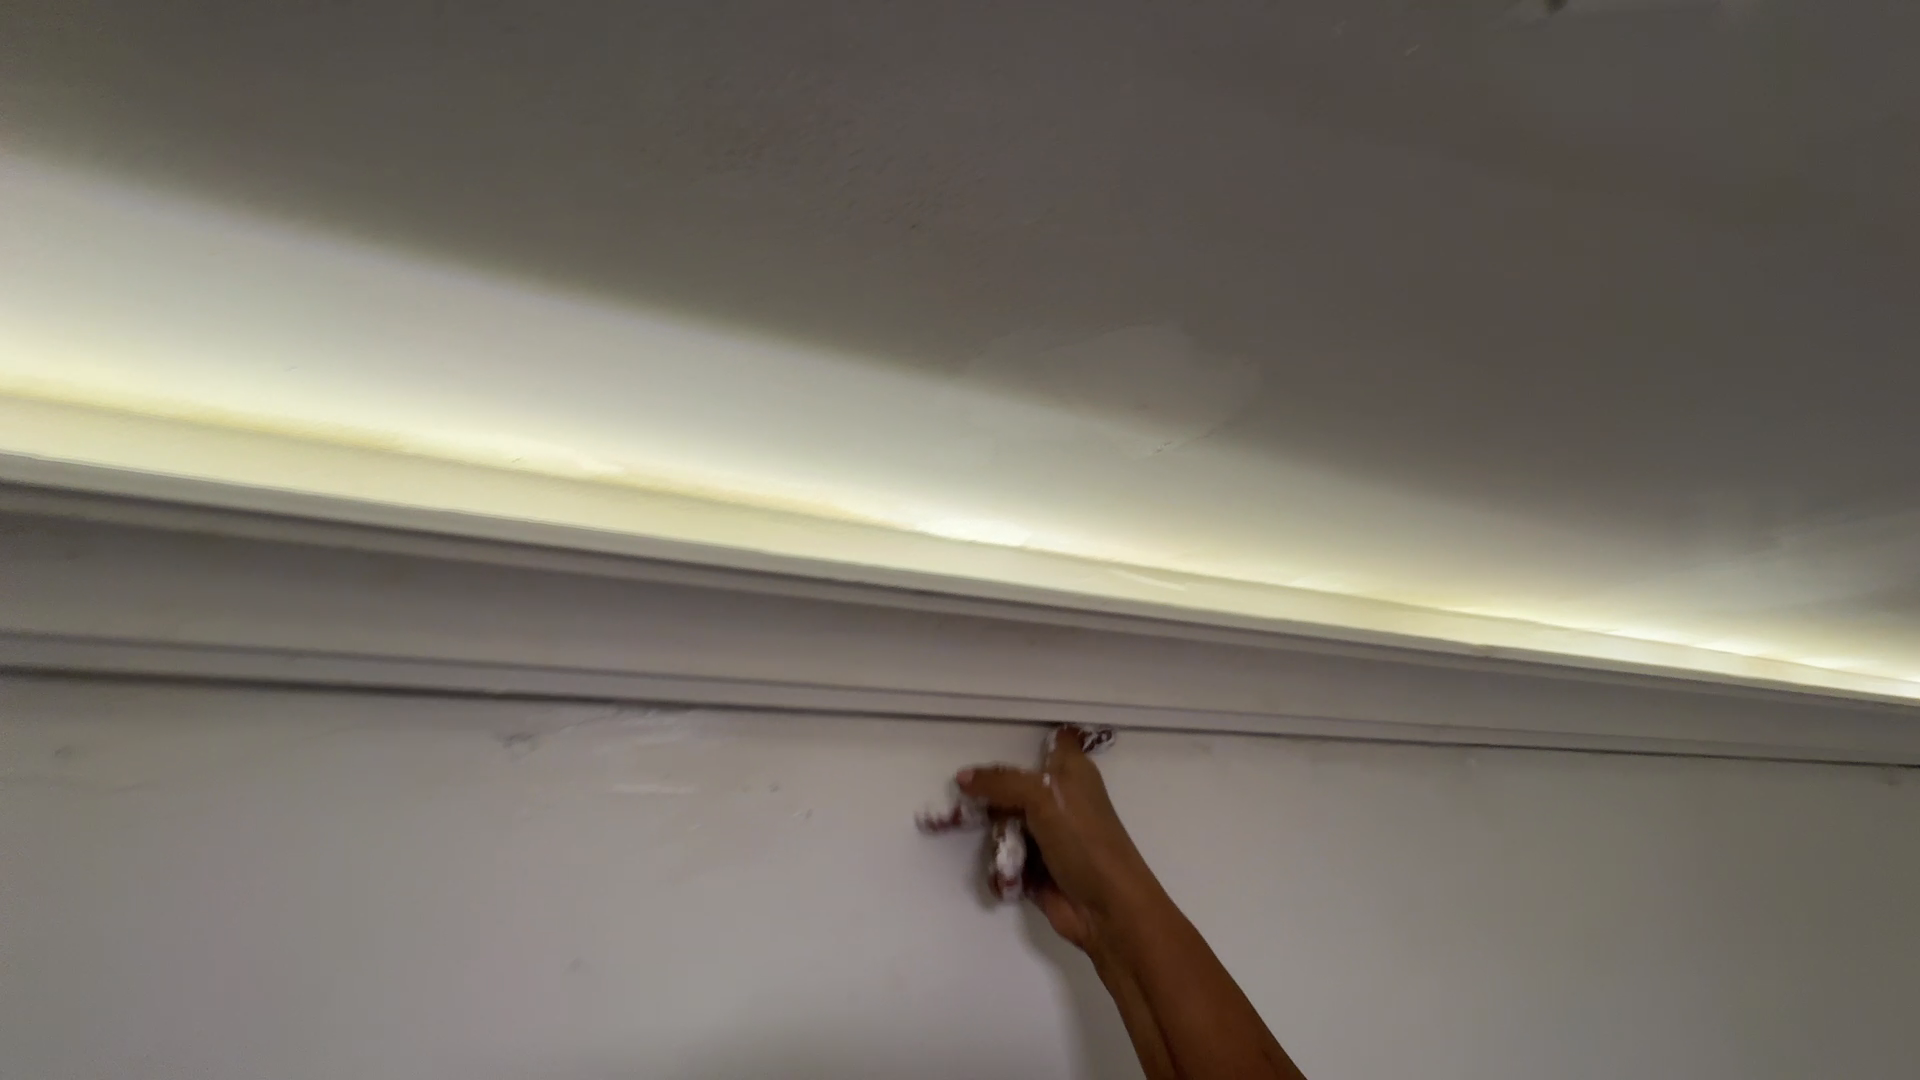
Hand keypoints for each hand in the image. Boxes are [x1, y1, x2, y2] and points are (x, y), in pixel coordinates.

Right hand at [958, 725, 1162, 954]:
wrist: (1107, 909)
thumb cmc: (1084, 840)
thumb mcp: (1042, 797)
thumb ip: (1000, 781)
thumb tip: (962, 776)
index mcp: (1070, 771)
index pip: (1055, 741)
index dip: (1036, 740)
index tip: (1006, 741)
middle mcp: (1058, 797)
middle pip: (1014, 785)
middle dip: (990, 798)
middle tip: (970, 806)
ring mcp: (1046, 834)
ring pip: (1004, 822)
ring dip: (998, 840)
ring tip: (1005, 853)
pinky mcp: (1036, 867)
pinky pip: (1005, 857)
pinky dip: (1003, 867)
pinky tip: (1009, 876)